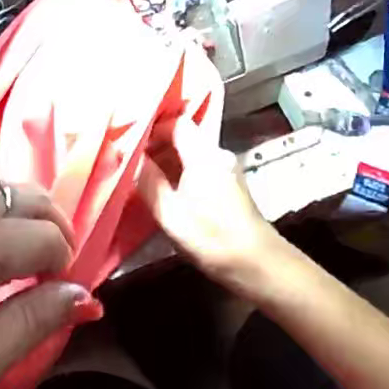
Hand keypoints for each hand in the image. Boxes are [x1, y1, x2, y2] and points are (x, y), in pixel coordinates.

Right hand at [137, 117, 294, 296]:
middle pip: (183, 136)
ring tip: (142, 177)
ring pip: (191, 153)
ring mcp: (226, 168)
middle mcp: (218, 154)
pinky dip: (180, 172)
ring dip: (167, 161)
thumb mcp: (170, 213)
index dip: (152, 129)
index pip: (176, 123)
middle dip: (156, 145)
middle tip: (130, 162)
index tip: (129, 143)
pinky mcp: (229, 184)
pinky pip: (199, 167)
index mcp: (204, 155)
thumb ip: (148, 181)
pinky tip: (166, 191)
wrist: (259, 265)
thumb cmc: (212, 238)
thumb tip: (131, 158)